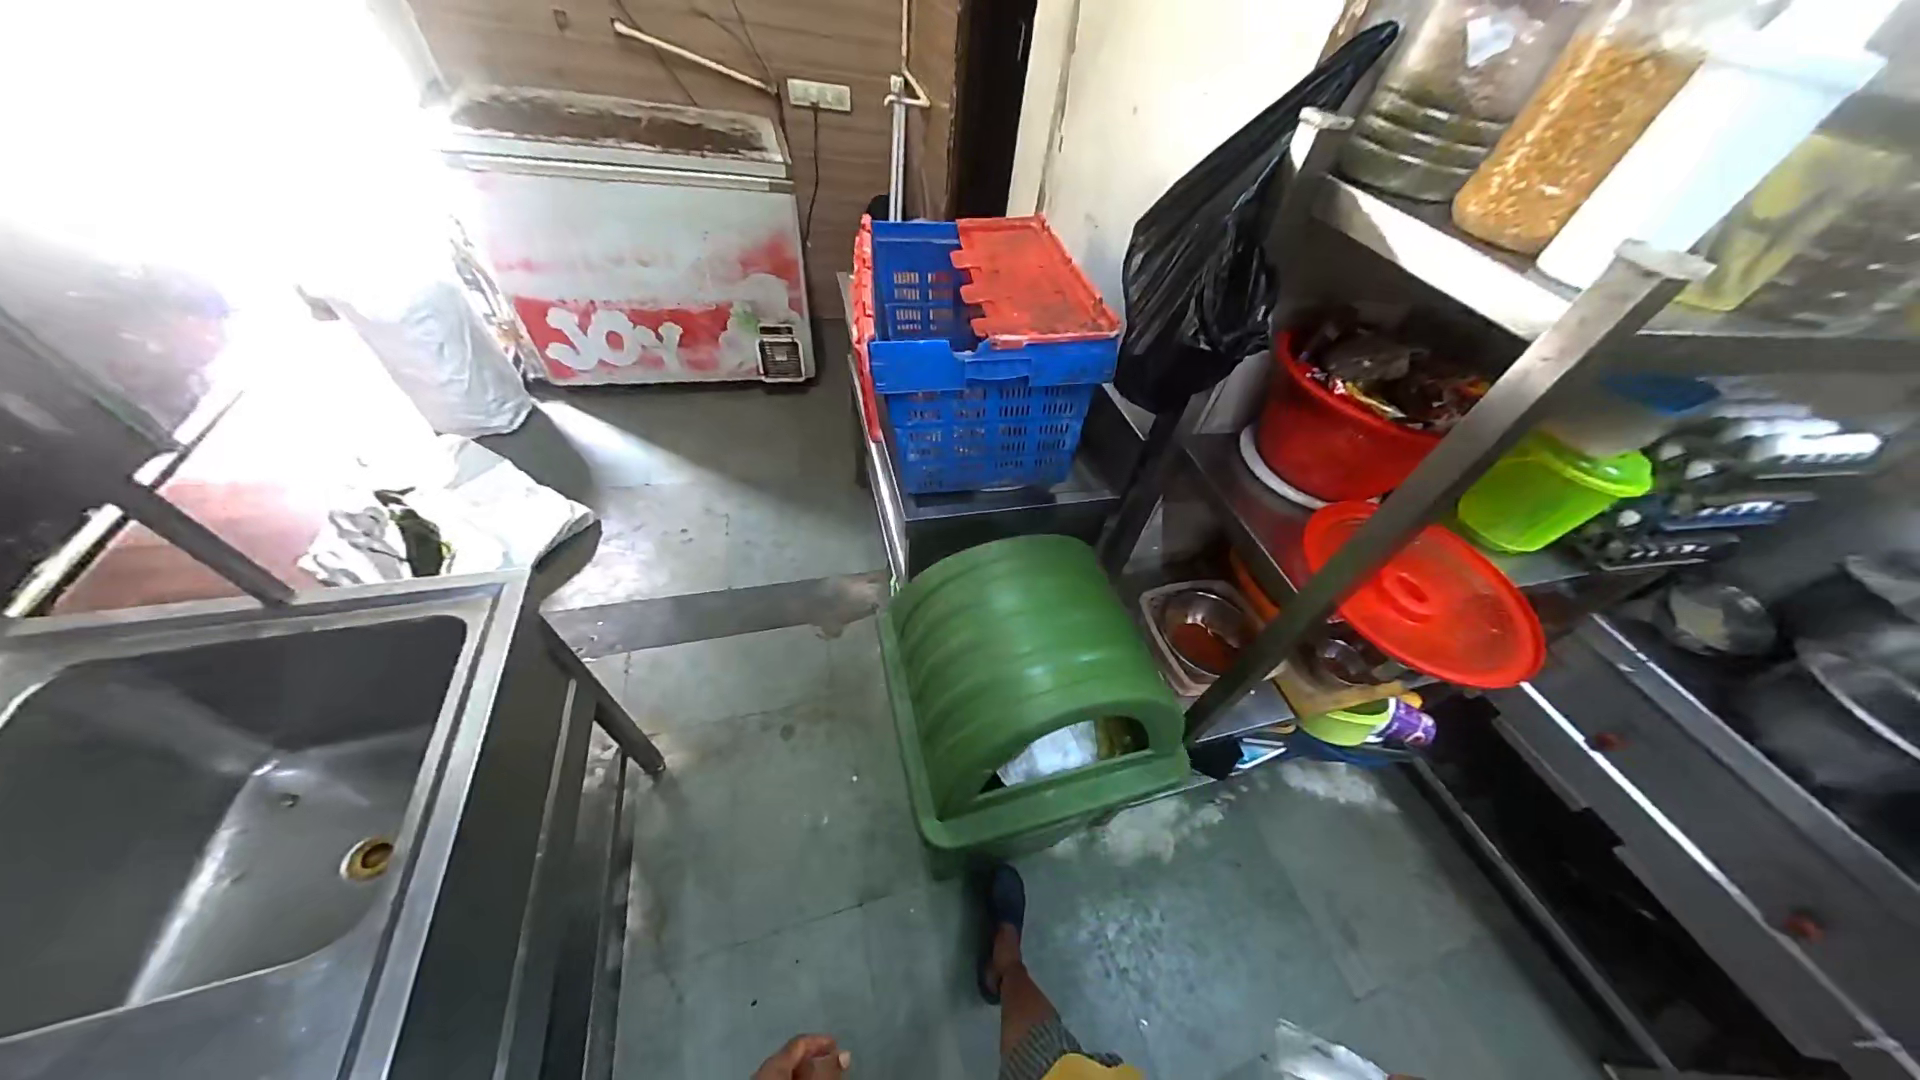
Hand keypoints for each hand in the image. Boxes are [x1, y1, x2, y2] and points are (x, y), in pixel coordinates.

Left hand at [752, 1034, 849, 1079]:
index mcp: (773, 1064)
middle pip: (791, 1060)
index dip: (819, 1042)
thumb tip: (844, 1055)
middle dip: (813, 1063)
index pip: (799, 1043)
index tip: (837, 1045)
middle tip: (832, 1068)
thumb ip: (828, 1071)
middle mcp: (763, 1073)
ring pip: (785, 1077)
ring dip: (804, 1077)